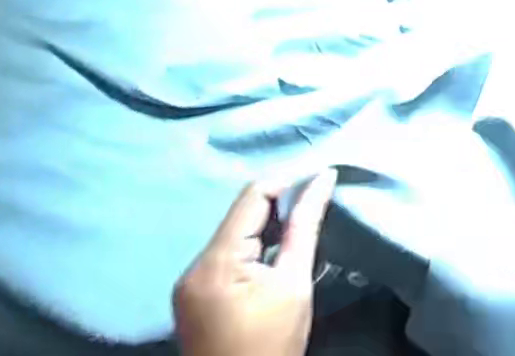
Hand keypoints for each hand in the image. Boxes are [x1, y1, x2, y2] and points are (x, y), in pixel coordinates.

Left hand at [174, 172, 336, 355]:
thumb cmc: (272, 344)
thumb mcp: (295, 279)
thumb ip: (306, 222)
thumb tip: (325, 175)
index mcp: (215, 262)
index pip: (254, 195)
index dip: (289, 185)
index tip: (320, 189)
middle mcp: (194, 266)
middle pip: (242, 211)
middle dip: (280, 206)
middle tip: (314, 212)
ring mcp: (189, 282)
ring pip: (236, 228)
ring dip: (269, 225)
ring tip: (299, 234)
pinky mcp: (193, 294)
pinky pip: (228, 251)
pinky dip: (255, 245)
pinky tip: (276, 256)